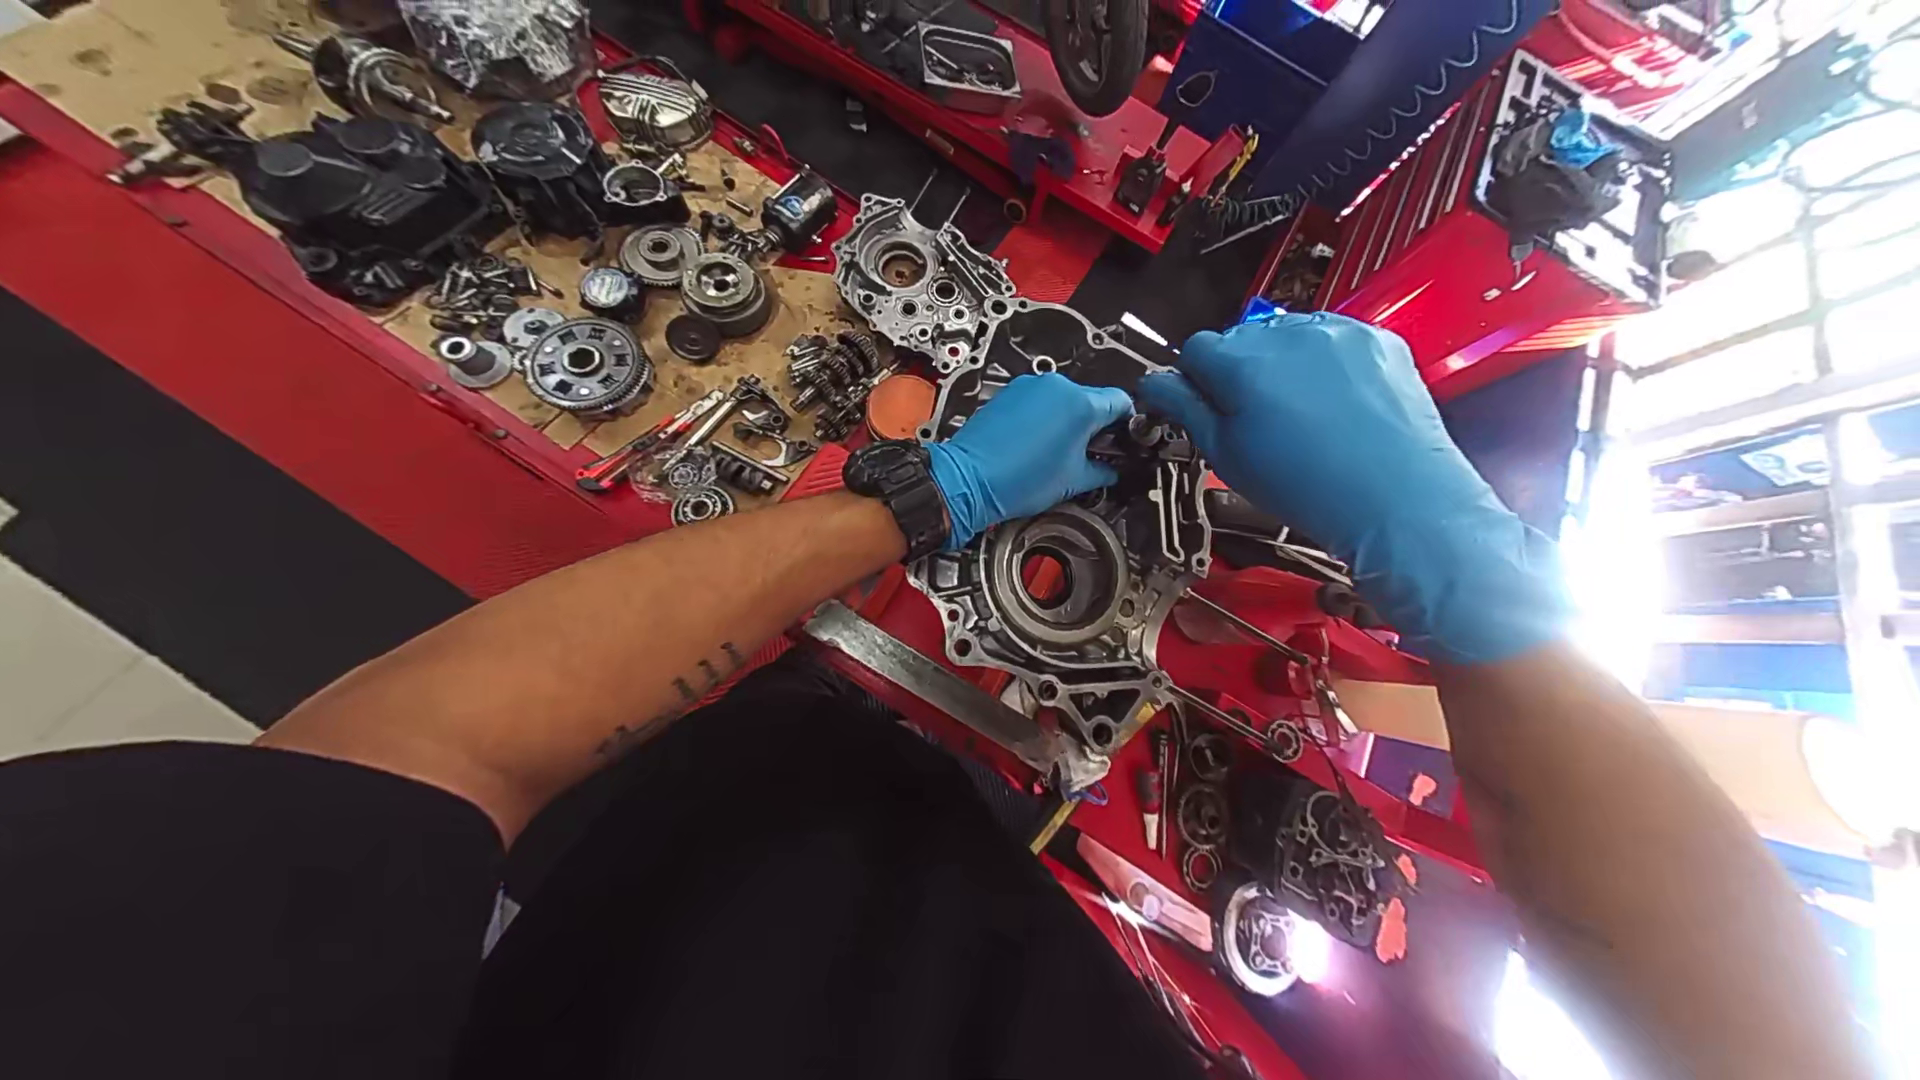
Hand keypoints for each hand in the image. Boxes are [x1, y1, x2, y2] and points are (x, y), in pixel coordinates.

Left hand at [926, 373, 1133, 549]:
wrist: (969, 480)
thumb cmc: (1016, 480)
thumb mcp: (1073, 481)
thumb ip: (1103, 470)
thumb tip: (1110, 469)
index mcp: (1080, 404)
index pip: (1121, 402)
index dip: (1127, 425)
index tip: (1123, 441)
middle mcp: (1057, 387)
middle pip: (1093, 399)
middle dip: (1096, 425)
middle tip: (1093, 453)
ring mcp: (1030, 387)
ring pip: (1065, 399)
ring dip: (1069, 421)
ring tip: (1060, 452)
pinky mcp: (1011, 394)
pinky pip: (1040, 401)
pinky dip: (1046, 418)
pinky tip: (1039, 444)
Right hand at [1137, 312, 1566, 662]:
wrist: (1394, 497)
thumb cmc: (1301, 484)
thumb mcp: (1225, 454)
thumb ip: (1184, 408)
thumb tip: (1155, 382)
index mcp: (1240, 362)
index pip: (1192, 349)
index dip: (1193, 380)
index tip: (1203, 407)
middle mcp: (1285, 333)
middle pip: (1237, 338)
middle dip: (1234, 370)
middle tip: (1251, 417)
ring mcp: (1335, 331)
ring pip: (1282, 335)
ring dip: (1276, 362)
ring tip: (1294, 411)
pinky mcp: (1375, 337)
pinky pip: (1328, 338)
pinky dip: (1318, 361)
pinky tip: (1329, 402)